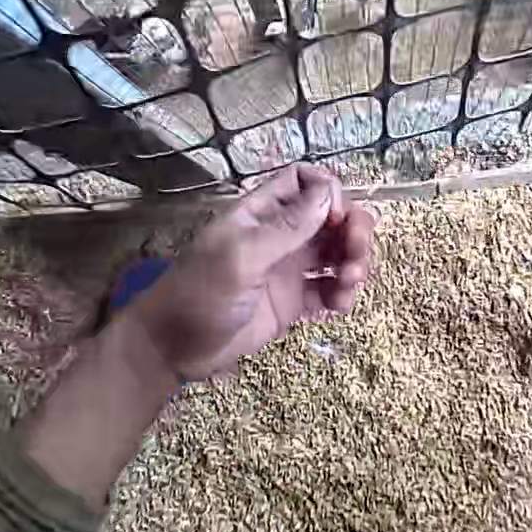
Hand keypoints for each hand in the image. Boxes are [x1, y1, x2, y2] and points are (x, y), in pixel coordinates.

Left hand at [124, 164, 375, 381]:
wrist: (175, 349)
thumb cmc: (200, 295)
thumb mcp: (242, 257)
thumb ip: (287, 228)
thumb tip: (329, 192)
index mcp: (260, 214)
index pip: (303, 182)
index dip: (328, 193)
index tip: (337, 218)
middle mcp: (279, 236)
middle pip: (329, 216)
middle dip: (352, 229)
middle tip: (356, 256)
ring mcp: (287, 268)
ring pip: (335, 251)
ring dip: (353, 262)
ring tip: (348, 284)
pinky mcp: (293, 302)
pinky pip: (328, 288)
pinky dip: (341, 293)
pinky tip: (338, 306)